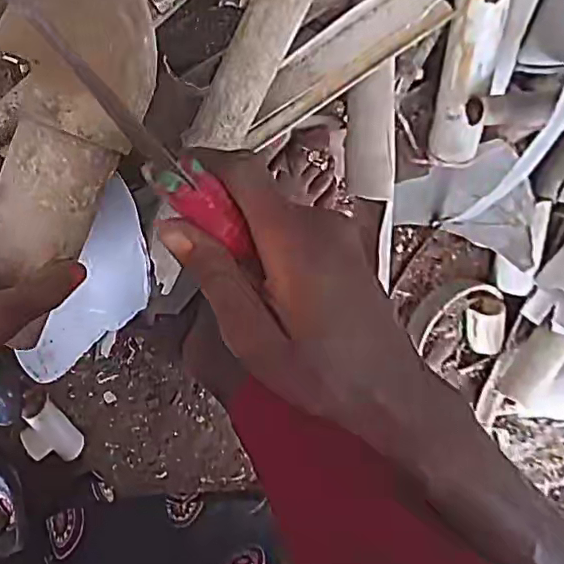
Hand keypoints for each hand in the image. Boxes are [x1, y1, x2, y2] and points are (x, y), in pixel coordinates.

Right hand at [157, 152, 437, 429]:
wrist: (392, 396)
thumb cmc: (325, 376)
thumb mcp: (250, 335)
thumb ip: (212, 274)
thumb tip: (175, 228)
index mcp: (295, 240)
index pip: (241, 170)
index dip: (198, 168)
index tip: (170, 186)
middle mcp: (319, 223)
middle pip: (249, 189)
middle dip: (212, 213)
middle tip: (195, 257)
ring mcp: (334, 230)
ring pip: (263, 208)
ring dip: (235, 232)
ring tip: (236, 287)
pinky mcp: (338, 242)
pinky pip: (283, 223)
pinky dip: (259, 241)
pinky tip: (262, 287)